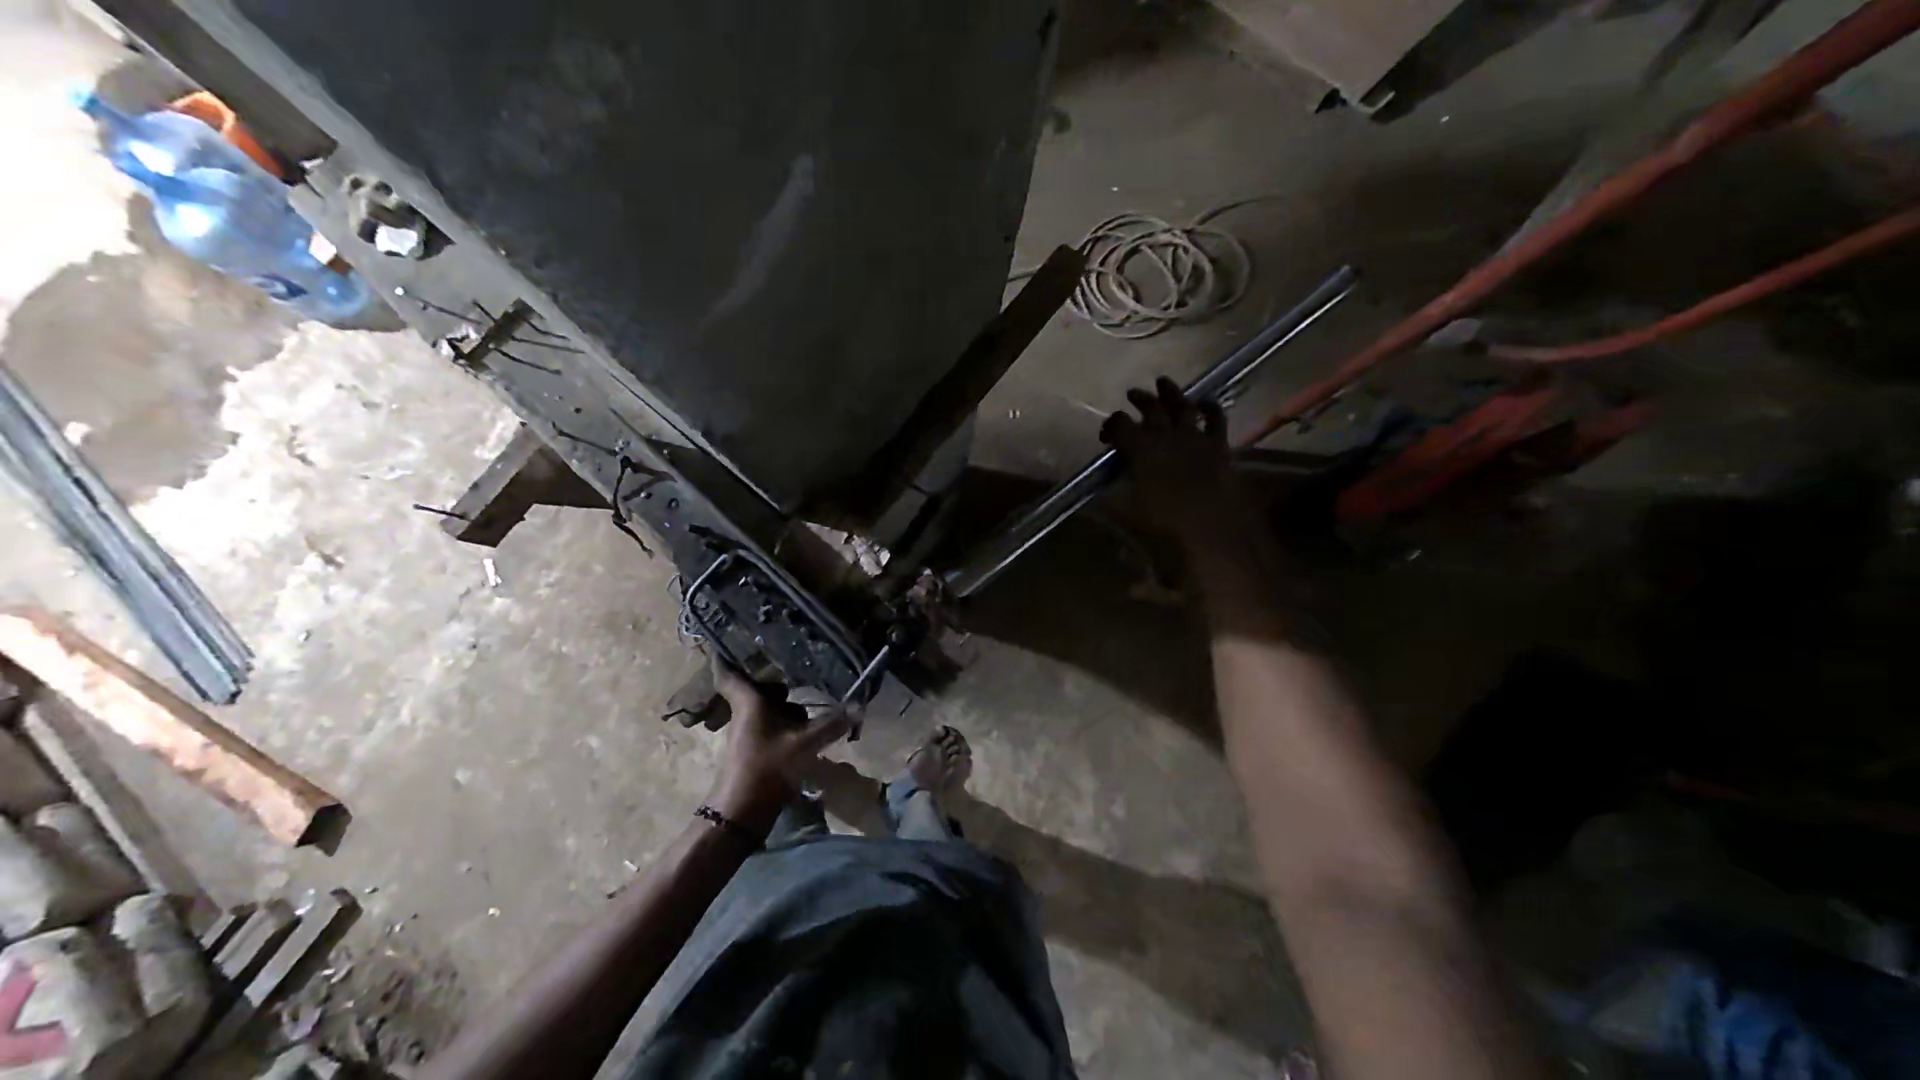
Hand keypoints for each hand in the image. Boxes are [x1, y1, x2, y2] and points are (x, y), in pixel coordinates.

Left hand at [705, 659, 852, 830]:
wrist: (742, 813)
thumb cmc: (766, 768)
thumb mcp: (804, 744)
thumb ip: (831, 725)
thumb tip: (858, 707)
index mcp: (749, 703)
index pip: (728, 673)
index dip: (727, 655)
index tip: (732, 637)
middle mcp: (746, 713)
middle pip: (757, 687)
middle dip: (774, 675)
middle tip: (797, 659)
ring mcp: (750, 733)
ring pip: (767, 707)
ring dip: (785, 700)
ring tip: (812, 688)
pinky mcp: (757, 750)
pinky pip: (773, 725)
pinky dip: (788, 720)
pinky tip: (810, 723)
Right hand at [1100, 377, 1243, 547]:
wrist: (1215, 535)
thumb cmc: (1164, 528)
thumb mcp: (1127, 515)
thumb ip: (1111, 499)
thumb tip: (1099, 494)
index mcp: (1140, 449)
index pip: (1119, 424)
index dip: (1111, 426)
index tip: (1106, 436)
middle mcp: (1166, 435)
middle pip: (1151, 407)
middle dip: (1140, 400)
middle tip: (1133, 394)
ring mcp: (1195, 437)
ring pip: (1182, 405)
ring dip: (1171, 393)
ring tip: (1163, 383)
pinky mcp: (1219, 446)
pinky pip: (1216, 419)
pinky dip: (1210, 407)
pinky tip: (1206, 403)